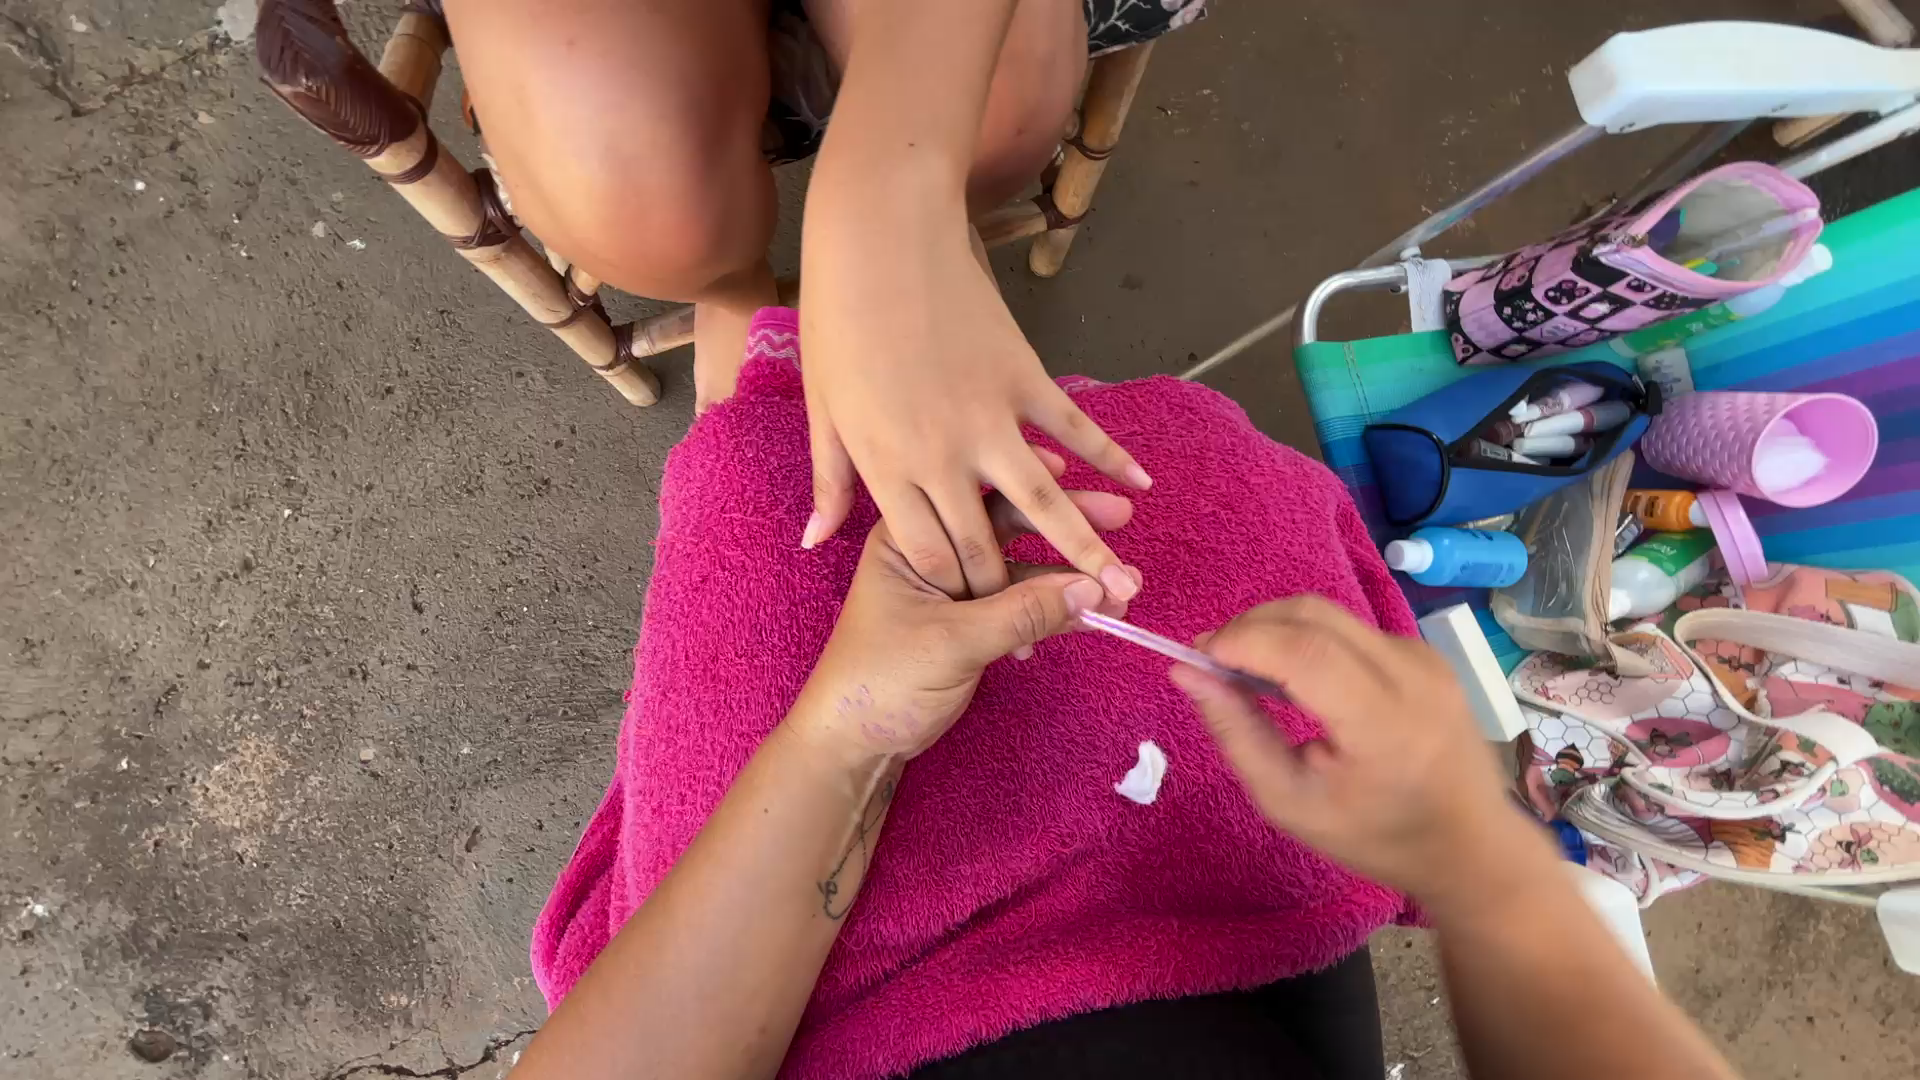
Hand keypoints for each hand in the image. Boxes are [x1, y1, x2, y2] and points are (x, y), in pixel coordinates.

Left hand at [791, 451, 1135, 761]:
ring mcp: (956, 588)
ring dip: (1069, 580)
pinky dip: (1054, 611)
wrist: (854, 742)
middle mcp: (936, 551)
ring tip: (1123, 587)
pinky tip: (1092, 617)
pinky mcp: (971, 621)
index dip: (1035, 493)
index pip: (980, 501)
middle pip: (1010, 529)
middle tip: (1121, 518)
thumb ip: (1020, 614)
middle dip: (1065, 529)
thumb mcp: (950, 642)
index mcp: (913, 536)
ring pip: (1022, 570)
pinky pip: (1020, 605)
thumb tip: (1092, 589)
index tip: (1081, 480)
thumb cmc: (881, 679)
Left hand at [798, 209, 1149, 603]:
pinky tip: (1140, 486)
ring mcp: (992, 418)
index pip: (933, 556)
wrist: (881, 234)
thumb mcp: (822, 410)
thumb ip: (829, 482)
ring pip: (1045, 500)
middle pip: (990, 545)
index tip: (986, 624)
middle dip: (1027, 595)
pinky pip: (1076, 428)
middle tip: (1065, 628)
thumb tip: (812, 543)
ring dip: (1086, 548)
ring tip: (1124, 585)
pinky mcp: (1026, 379)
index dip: (961, 596)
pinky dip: (1111, 456)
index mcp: (889, 468)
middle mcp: (944, 457)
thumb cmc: (838, 324)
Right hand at [1170, 596, 1530, 903]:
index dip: (1243, 641)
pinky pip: (1345, 624)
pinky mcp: (1423, 651)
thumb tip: (1186, 672)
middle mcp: (1411, 676)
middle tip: (1214, 661)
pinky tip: (1292, 674)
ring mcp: (1423, 657)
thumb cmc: (1373, 834)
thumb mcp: (1287, 799)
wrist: (1473, 847)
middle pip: (1311, 615)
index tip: (1199, 657)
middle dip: (1249, 626)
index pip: (1305, 653)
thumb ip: (1234, 730)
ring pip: (1325, 612)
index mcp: (1384, 725)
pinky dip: (1302, 636)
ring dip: (1273, 628)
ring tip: (1247, 668)